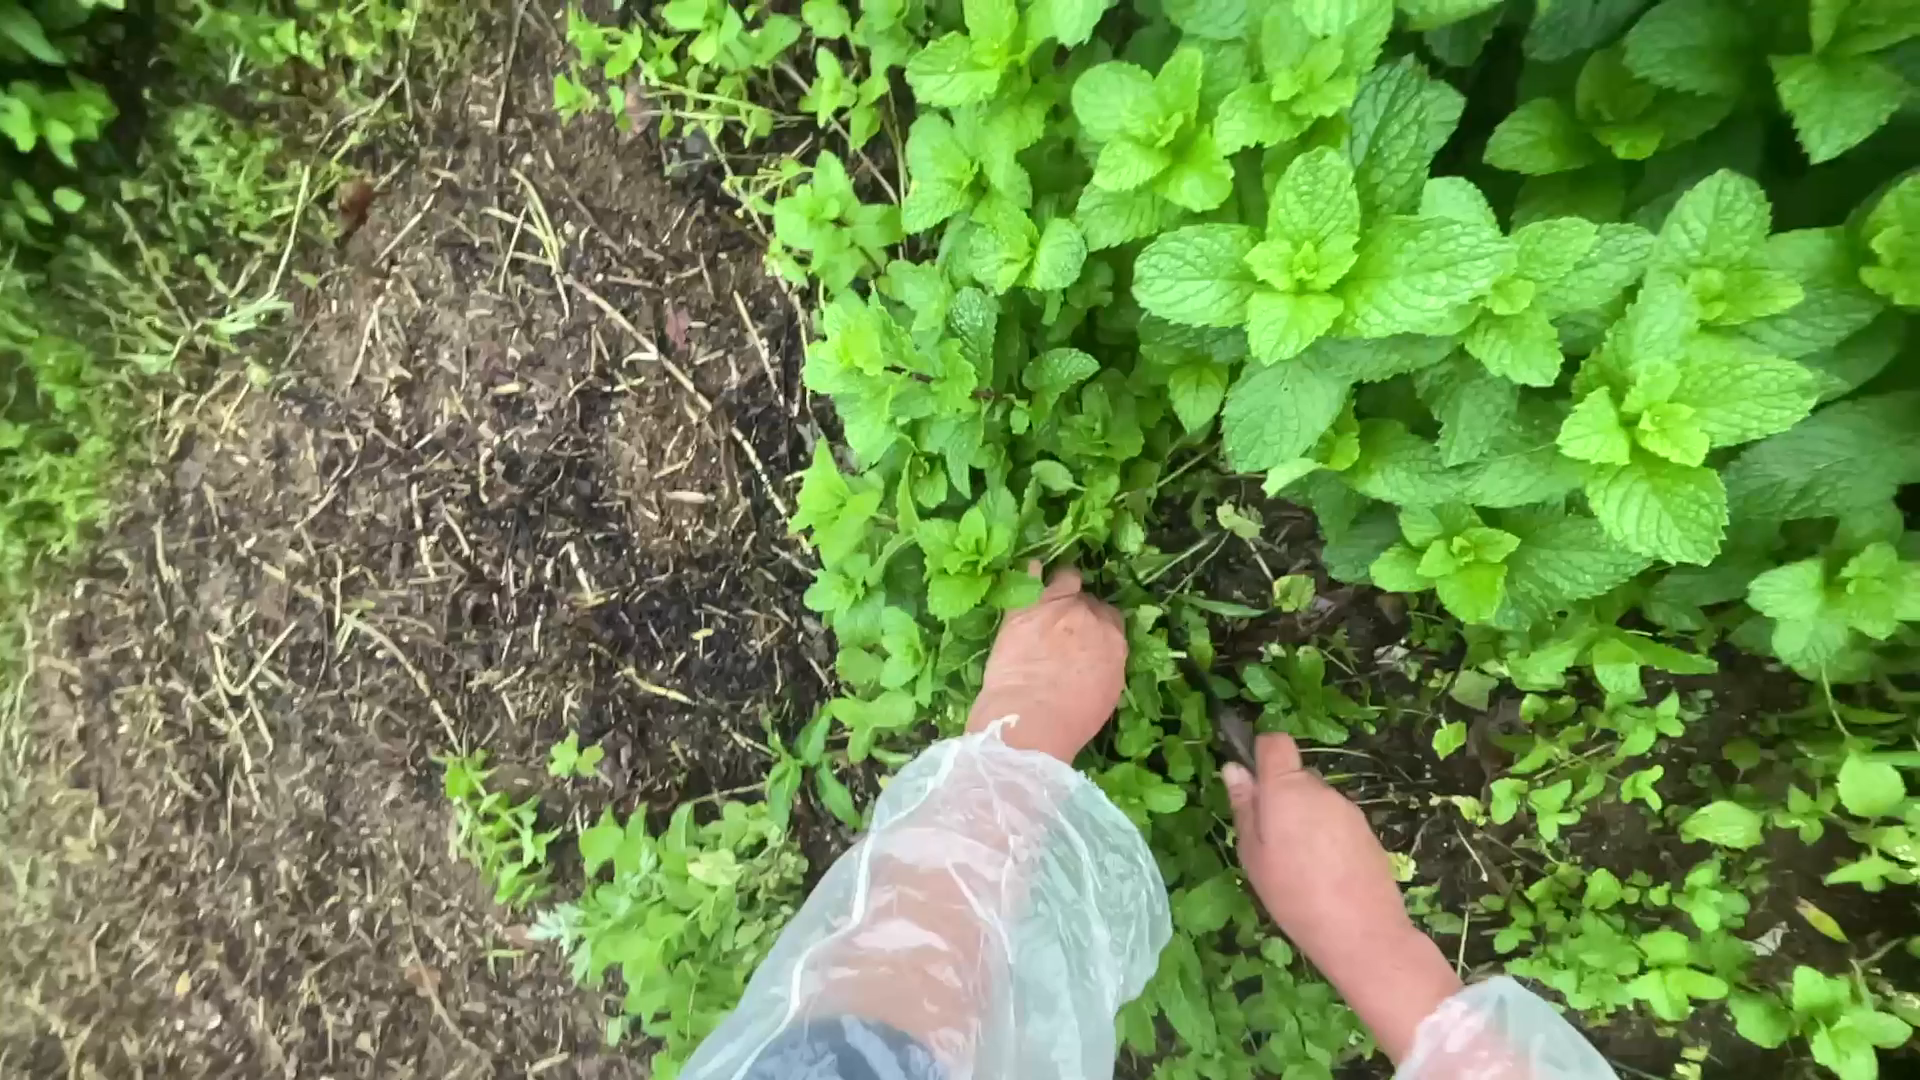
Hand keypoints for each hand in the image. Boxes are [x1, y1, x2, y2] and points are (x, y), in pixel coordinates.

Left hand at [967, 565, 1126, 762]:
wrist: (1030, 718)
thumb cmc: (1071, 719)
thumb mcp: (1106, 694)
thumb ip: (1106, 664)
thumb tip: (1098, 656)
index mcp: (1113, 639)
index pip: (1111, 618)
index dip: (1099, 624)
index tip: (1089, 634)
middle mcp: (1087, 615)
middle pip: (1087, 601)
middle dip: (1080, 610)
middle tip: (1065, 626)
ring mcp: (1055, 606)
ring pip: (1066, 579)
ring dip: (1062, 585)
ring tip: (1052, 594)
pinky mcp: (1022, 607)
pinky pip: (1030, 576)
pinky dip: (1031, 572)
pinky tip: (1030, 572)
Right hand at [1224, 733, 1461, 1062]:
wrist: (1365, 936)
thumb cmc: (1293, 894)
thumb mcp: (1252, 854)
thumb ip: (1244, 806)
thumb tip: (1234, 769)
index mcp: (1286, 789)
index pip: (1275, 742)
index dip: (1261, 754)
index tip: (1253, 784)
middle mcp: (1319, 790)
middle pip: (1295, 776)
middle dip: (1280, 796)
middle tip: (1270, 839)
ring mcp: (1348, 810)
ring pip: (1315, 800)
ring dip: (1304, 818)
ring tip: (1298, 863)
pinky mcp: (1368, 832)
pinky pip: (1336, 821)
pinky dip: (1326, 836)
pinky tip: (1325, 873)